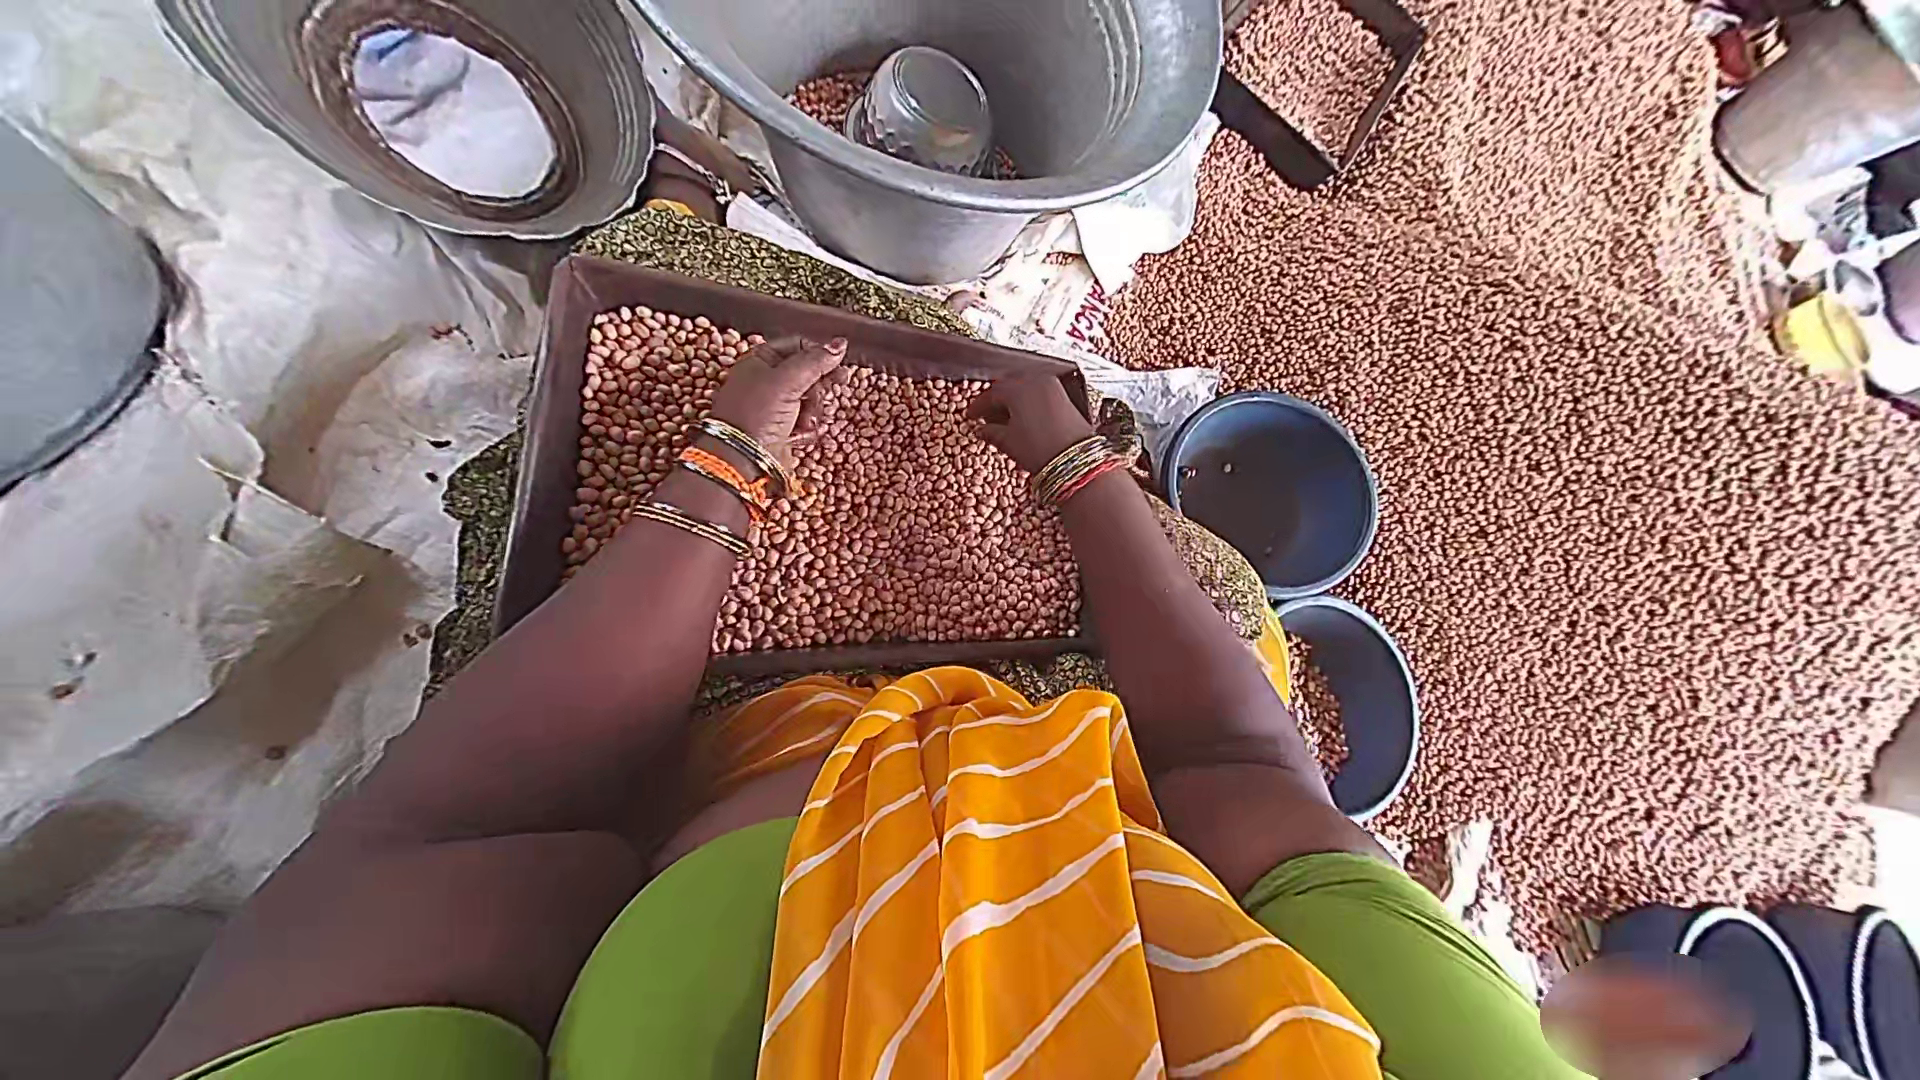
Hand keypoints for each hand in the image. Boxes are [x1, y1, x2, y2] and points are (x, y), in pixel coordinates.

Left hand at [708, 336, 847, 449]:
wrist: (743, 459)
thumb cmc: (755, 414)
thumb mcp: (787, 380)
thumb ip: (816, 361)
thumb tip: (839, 345)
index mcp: (761, 360)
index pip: (798, 346)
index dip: (819, 353)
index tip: (837, 363)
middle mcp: (767, 381)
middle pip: (808, 374)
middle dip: (819, 386)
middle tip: (834, 386)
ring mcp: (775, 407)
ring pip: (811, 400)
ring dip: (814, 411)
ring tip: (806, 419)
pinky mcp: (783, 429)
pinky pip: (807, 422)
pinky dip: (808, 429)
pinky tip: (800, 433)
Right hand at [966, 374, 1094, 472]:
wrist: (1076, 459)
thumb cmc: (1041, 449)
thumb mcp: (1009, 442)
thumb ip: (991, 432)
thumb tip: (982, 429)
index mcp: (1018, 388)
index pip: (992, 393)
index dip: (978, 405)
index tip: (970, 415)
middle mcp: (1036, 381)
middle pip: (1009, 386)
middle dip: (996, 401)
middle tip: (985, 416)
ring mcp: (1052, 387)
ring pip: (1025, 388)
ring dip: (1013, 401)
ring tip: (1004, 420)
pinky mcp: (1064, 397)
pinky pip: (1039, 393)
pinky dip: (1027, 403)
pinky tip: (1023, 419)